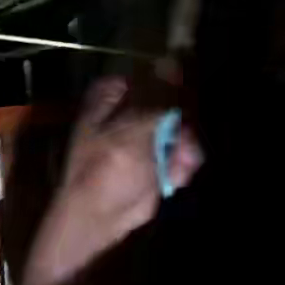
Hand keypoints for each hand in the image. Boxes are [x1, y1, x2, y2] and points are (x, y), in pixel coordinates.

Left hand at [21, 76, 202, 284]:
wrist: (98, 222)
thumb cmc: (106, 170)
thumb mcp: (134, 129)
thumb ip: (160, 99)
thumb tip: (178, 62)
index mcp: (111, 97)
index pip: (147, 75)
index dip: (170, 80)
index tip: (187, 89)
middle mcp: (127, 112)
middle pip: (169, 101)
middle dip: (183, 121)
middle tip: (185, 137)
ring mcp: (143, 138)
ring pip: (181, 127)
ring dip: (185, 146)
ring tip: (179, 164)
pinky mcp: (156, 162)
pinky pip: (181, 153)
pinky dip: (182, 165)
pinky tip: (177, 175)